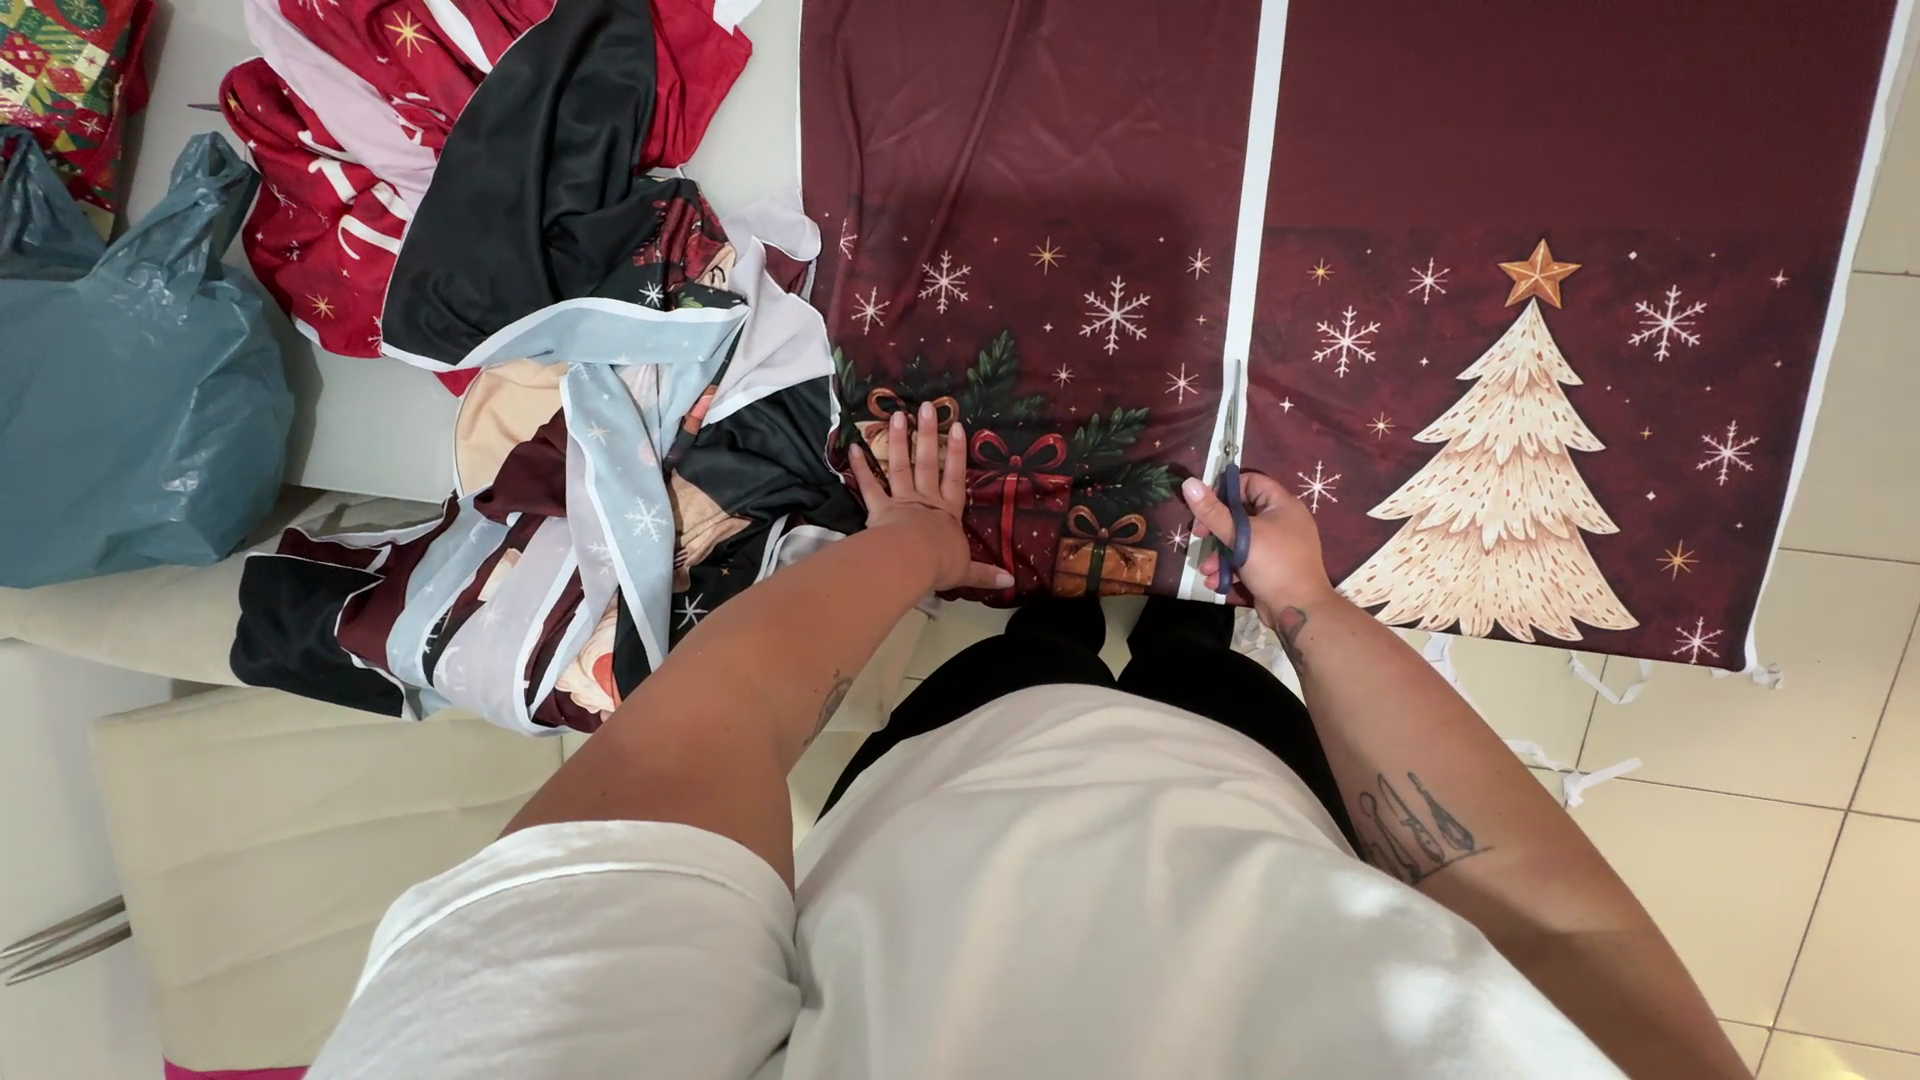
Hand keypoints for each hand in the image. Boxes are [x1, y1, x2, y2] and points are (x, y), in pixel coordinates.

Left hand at [850, 403, 1013, 592]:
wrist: (913, 562)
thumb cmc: (940, 564)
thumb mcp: (966, 570)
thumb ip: (984, 574)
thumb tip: (1010, 582)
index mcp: (948, 514)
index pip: (955, 478)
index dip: (957, 453)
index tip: (958, 426)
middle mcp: (925, 502)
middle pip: (927, 464)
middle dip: (928, 435)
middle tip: (927, 407)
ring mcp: (901, 502)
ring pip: (899, 467)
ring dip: (898, 441)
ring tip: (896, 414)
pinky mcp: (879, 509)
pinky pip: (869, 487)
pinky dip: (860, 469)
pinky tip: (853, 449)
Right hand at [1182, 472, 1337, 625]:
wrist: (1299, 610)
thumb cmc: (1273, 564)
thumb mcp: (1239, 535)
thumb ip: (1212, 511)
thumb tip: (1188, 483)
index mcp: (1282, 505)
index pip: (1250, 482)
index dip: (1226, 490)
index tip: (1205, 506)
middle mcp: (1282, 521)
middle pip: (1240, 513)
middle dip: (1215, 528)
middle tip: (1198, 536)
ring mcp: (1278, 545)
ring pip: (1240, 539)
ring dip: (1218, 554)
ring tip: (1205, 568)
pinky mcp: (1272, 566)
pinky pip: (1246, 559)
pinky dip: (1230, 568)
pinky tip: (1216, 581)